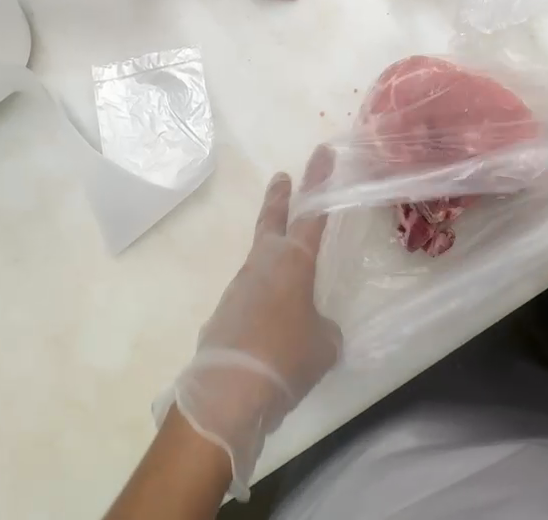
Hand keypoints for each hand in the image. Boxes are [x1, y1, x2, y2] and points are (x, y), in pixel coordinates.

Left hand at [157, 151, 341, 500]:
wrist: (226, 395)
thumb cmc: (285, 359)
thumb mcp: (324, 345)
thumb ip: (324, 327)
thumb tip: (313, 327)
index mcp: (294, 262)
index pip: (314, 212)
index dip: (321, 181)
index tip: (323, 153)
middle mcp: (263, 265)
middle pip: (272, 221)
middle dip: (280, 198)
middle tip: (282, 178)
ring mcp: (239, 288)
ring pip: (260, 263)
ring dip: (274, 263)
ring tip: (294, 289)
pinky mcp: (223, 315)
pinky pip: (251, 299)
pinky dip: (264, 303)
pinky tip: (273, 331)